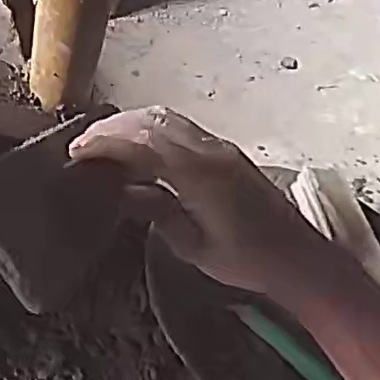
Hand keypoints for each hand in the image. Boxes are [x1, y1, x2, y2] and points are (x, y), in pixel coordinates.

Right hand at [68, 106, 335, 297]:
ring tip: (102, 143)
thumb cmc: (247, 261)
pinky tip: (134, 149)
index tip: (78, 152)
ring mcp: (219, 148)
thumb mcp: (193, 246)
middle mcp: (210, 151)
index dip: (105, 141)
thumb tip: (123, 192)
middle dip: (111, 128)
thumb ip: (156, 213)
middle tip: (83, 145)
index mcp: (200, 174)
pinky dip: (147, 130)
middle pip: (151, 120)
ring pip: (165, 118)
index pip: (143, 141)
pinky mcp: (224, 153)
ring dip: (128, 125)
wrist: (302, 260)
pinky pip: (178, 127)